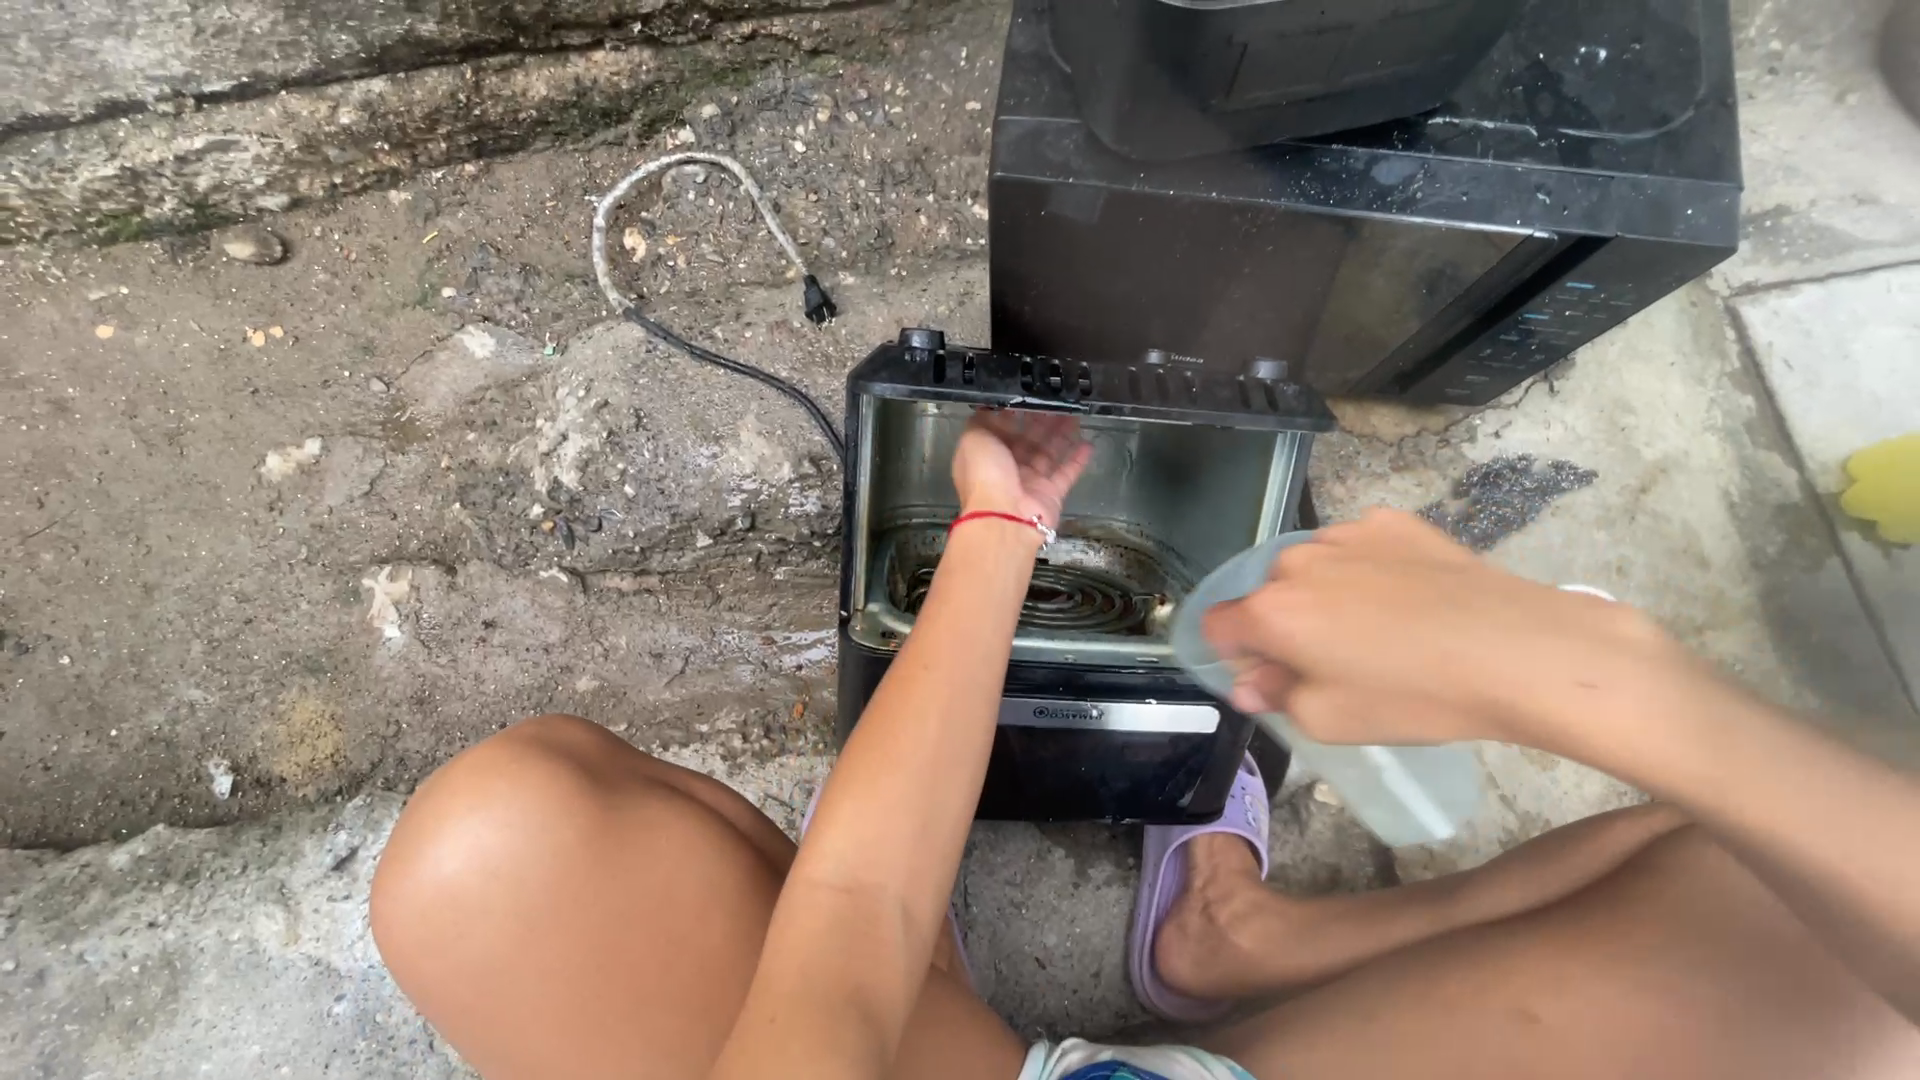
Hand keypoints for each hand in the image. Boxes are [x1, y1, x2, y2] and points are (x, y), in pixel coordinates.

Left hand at [951, 409, 1092, 527]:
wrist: (1004, 516)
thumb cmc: (985, 473)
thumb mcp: (974, 437)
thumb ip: (983, 420)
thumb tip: (992, 407)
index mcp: (985, 455)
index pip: (1001, 430)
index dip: (1015, 414)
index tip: (1031, 397)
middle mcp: (1006, 469)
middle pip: (1028, 440)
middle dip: (1042, 422)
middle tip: (1059, 402)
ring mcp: (1029, 483)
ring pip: (1048, 453)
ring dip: (1061, 435)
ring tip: (1076, 415)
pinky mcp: (1050, 495)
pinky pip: (1066, 474)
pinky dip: (1077, 460)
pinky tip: (1088, 443)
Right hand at [1200, 509, 1684, 752]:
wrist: (1521, 650)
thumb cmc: (1415, 696)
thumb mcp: (1329, 721)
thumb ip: (1274, 696)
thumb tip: (1250, 681)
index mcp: (1270, 612)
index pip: (1215, 624)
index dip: (1231, 653)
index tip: (1268, 673)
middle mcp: (1294, 563)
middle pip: (1265, 595)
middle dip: (1282, 624)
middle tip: (1330, 659)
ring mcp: (1344, 535)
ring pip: (1309, 569)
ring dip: (1321, 595)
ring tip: (1377, 627)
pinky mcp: (1390, 522)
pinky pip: (1354, 548)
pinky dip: (1364, 570)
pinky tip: (1406, 598)